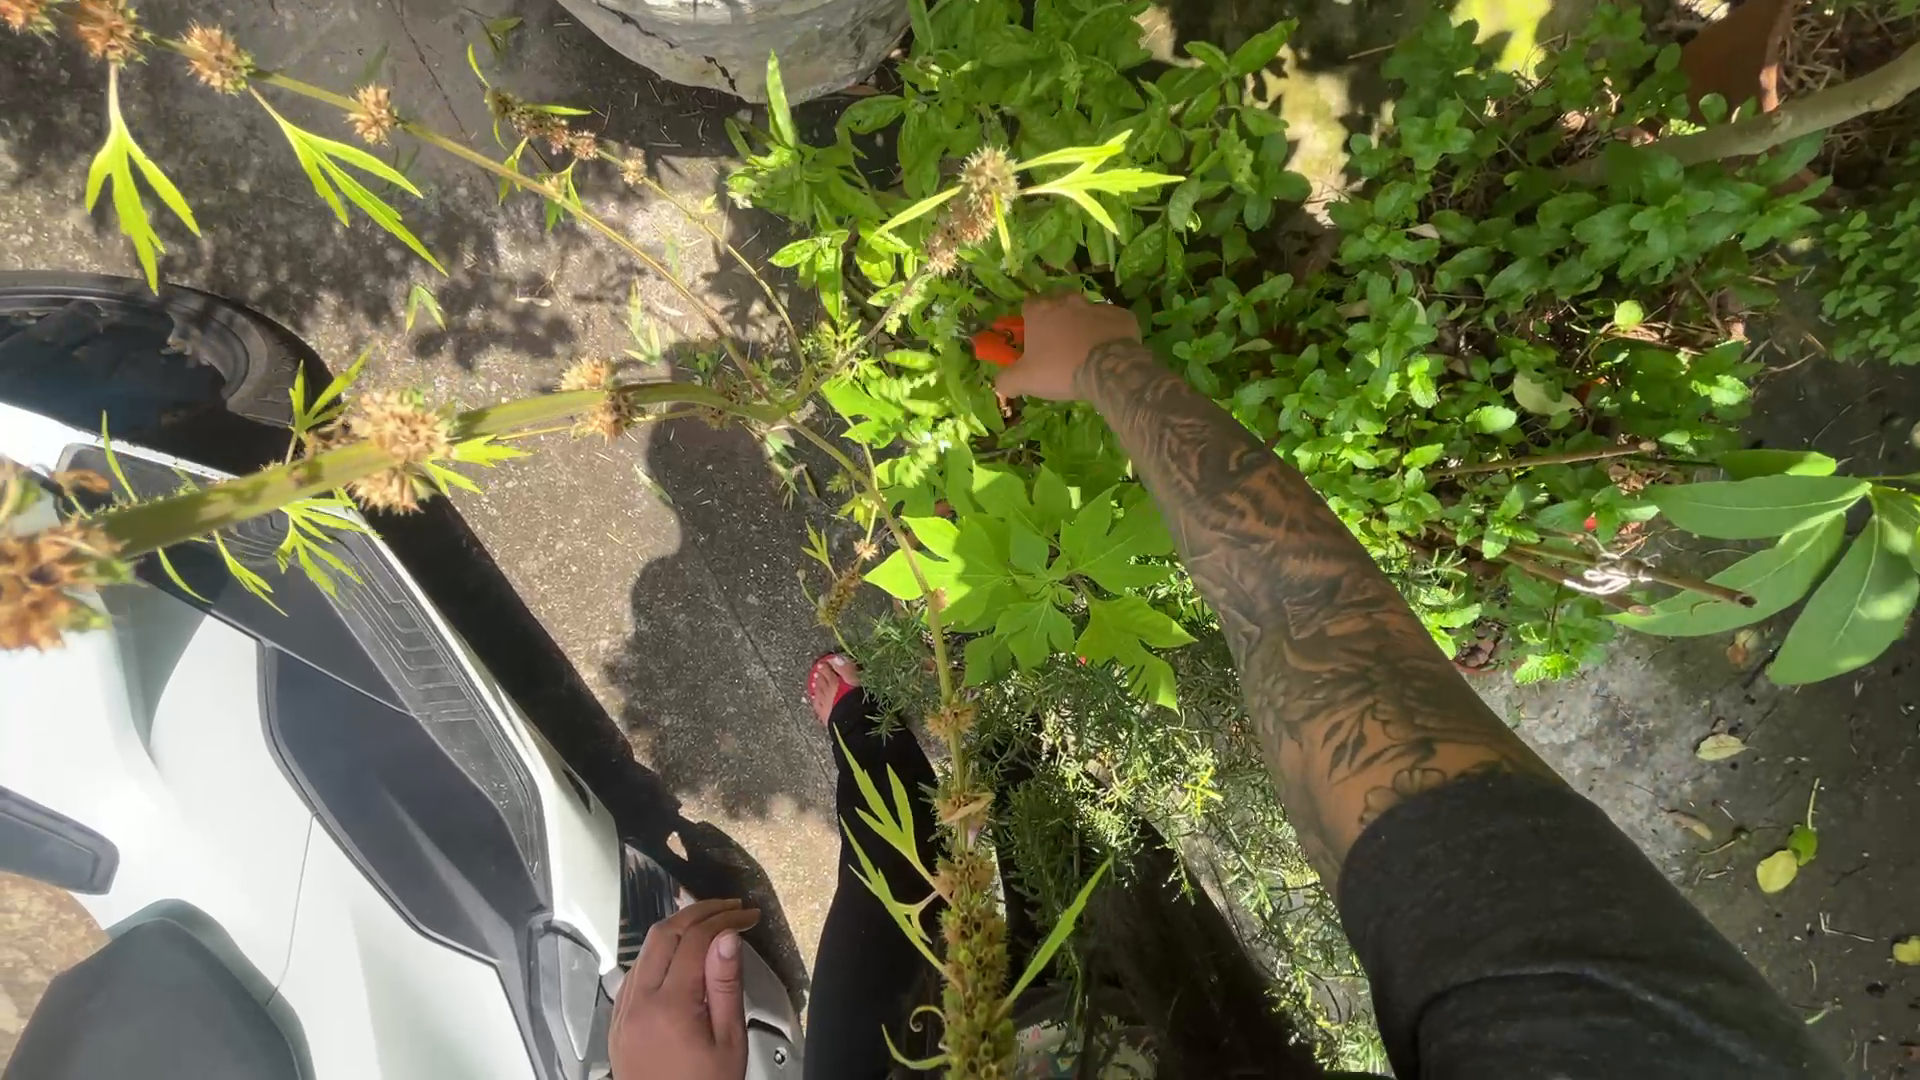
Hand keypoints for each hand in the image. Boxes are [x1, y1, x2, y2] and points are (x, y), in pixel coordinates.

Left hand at [608, 898, 761, 1079]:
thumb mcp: (728, 1041)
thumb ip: (725, 984)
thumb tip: (728, 935)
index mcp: (668, 1007)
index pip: (695, 940)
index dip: (725, 918)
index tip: (749, 915)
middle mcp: (637, 1004)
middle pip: (664, 934)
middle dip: (699, 912)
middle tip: (731, 908)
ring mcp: (622, 1014)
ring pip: (645, 949)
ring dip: (678, 928)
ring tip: (711, 923)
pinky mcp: (618, 1024)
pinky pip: (635, 971)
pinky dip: (660, 951)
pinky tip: (682, 953)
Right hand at [995, 293, 1140, 401]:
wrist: (1107, 369)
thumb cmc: (1060, 370)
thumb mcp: (1024, 380)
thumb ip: (1006, 380)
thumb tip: (999, 384)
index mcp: (1040, 311)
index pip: (1028, 305)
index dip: (1029, 321)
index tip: (1033, 338)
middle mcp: (1067, 301)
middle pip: (1057, 303)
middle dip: (1056, 319)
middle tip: (1058, 344)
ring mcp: (1096, 305)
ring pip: (1085, 311)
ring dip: (1082, 325)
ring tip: (1084, 349)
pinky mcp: (1121, 315)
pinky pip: (1110, 322)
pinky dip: (1107, 333)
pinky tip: (1106, 351)